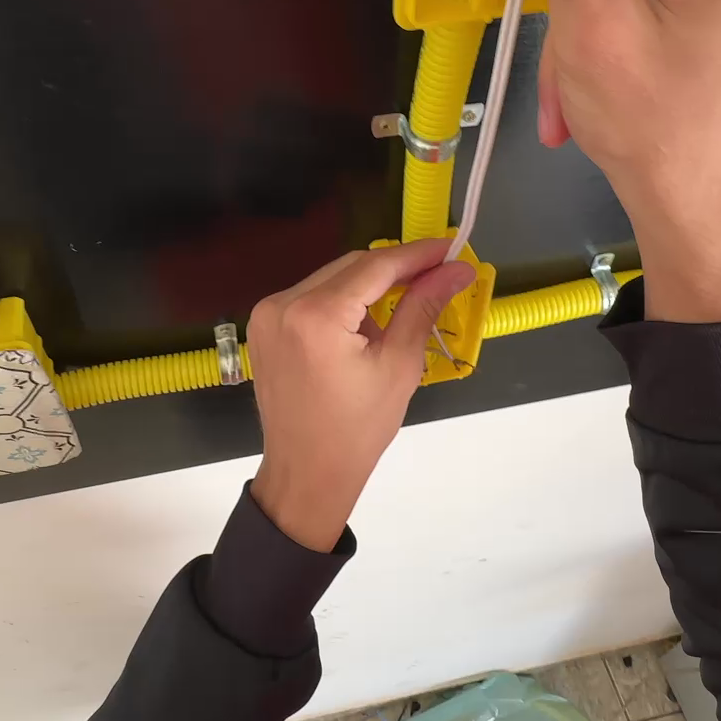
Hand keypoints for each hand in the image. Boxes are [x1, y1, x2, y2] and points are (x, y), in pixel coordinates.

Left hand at [246, 240, 474, 550]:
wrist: (306, 472)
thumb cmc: (357, 430)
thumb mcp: (399, 366)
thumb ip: (424, 307)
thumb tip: (456, 270)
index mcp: (316, 316)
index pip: (375, 266)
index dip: (417, 254)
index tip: (451, 248)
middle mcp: (283, 304)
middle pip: (351, 266)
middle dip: (395, 267)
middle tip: (438, 273)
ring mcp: (268, 313)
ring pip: (331, 277)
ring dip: (369, 284)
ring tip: (405, 303)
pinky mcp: (264, 325)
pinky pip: (312, 295)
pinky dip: (342, 300)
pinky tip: (366, 322)